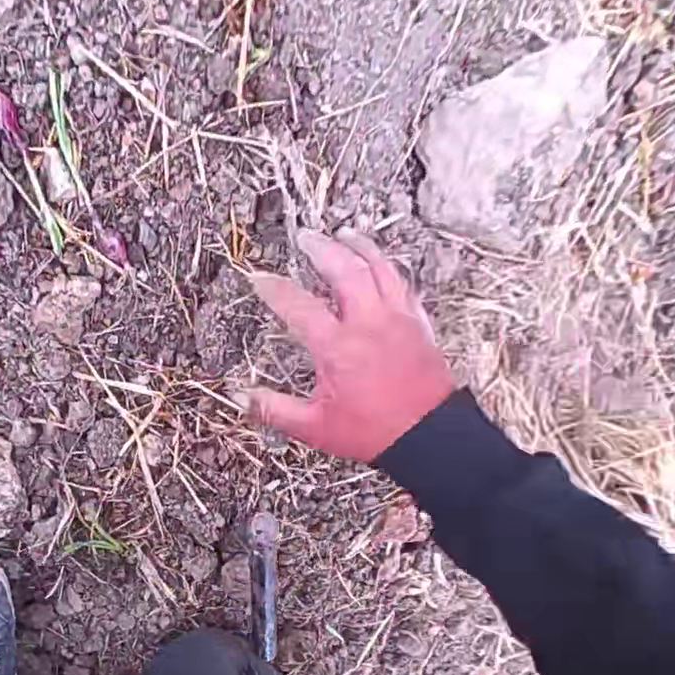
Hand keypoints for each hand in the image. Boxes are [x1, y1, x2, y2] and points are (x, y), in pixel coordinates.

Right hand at [245, 229, 456, 461]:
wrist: (431, 438)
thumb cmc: (375, 433)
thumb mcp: (315, 427)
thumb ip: (275, 409)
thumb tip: (242, 398)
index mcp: (339, 347)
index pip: (298, 306)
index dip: (273, 288)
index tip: (258, 278)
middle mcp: (369, 324)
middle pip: (344, 270)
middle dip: (321, 249)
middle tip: (306, 238)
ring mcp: (398, 320)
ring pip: (379, 268)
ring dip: (360, 247)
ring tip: (345, 235)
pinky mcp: (418, 325)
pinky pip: (403, 285)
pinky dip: (389, 270)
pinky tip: (382, 267)